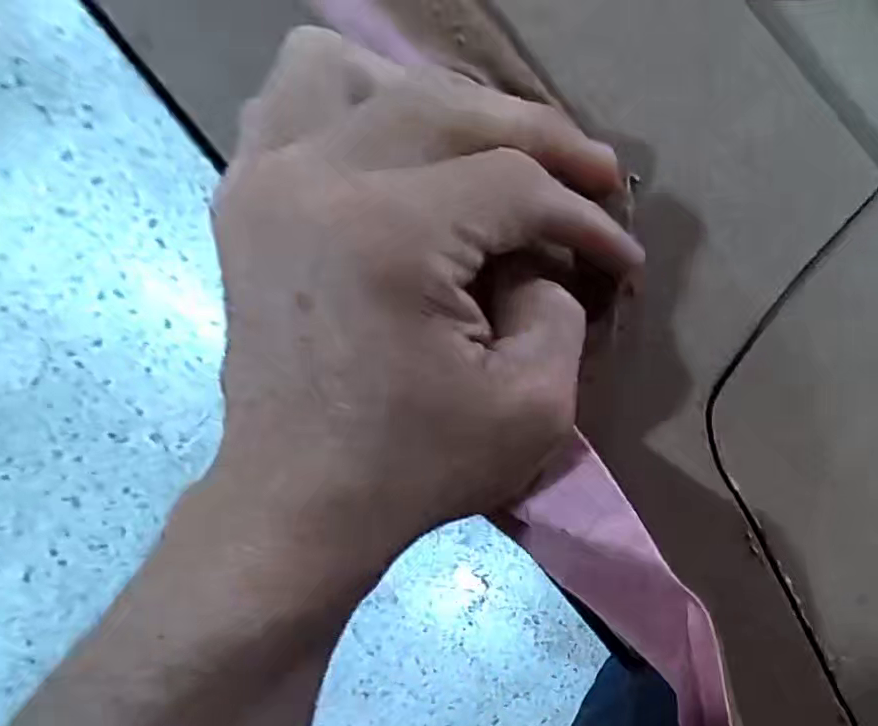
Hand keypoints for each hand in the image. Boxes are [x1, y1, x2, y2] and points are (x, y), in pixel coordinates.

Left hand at [206, 27, 642, 567]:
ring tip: (502, 155)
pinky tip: (420, 158)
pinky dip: (372, 112)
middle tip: (599, 175)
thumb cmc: (428, 463)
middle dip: (541, 137)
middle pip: (445, 107)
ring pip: (356, 75)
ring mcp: (264, 180)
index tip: (627, 258)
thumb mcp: (536, 405)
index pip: (514, 184)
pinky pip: (300, 104)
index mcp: (388, 236)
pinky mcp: (250, 199)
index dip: (586, 218)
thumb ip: (558, 312)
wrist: (307, 498)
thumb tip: (547, 263)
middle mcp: (313, 179)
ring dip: (446, 107)